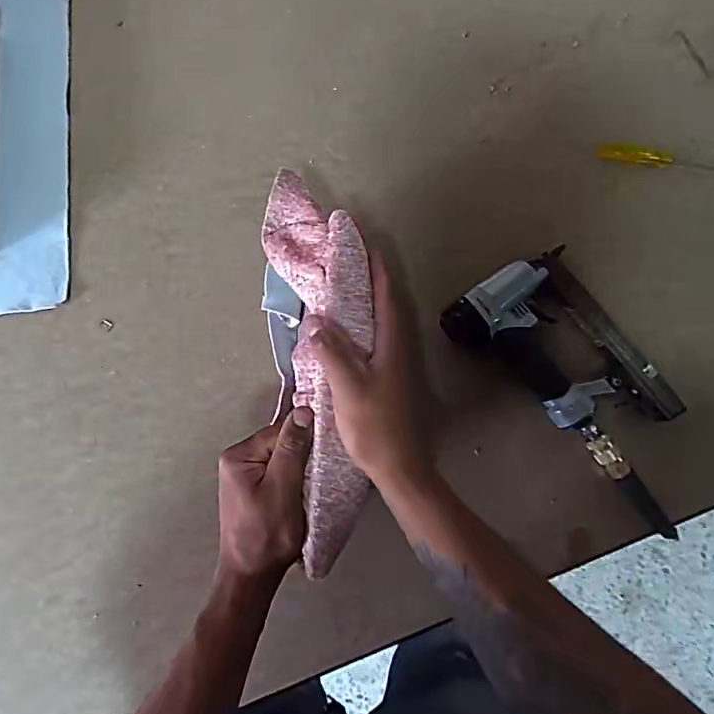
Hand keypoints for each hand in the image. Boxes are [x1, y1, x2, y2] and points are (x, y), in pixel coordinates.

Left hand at [216, 407, 313, 582]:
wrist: (253, 575)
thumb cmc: (267, 535)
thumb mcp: (283, 487)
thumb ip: (292, 448)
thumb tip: (303, 411)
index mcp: (239, 455)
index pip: (282, 430)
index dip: (306, 441)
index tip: (321, 457)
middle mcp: (238, 460)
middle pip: (283, 443)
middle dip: (303, 457)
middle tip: (314, 478)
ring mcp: (245, 476)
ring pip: (285, 459)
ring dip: (301, 471)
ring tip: (308, 489)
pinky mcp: (255, 490)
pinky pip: (281, 473)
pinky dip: (295, 481)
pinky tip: (302, 494)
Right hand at [303, 255, 428, 489]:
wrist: (396, 465)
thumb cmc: (375, 426)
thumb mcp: (349, 387)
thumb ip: (333, 353)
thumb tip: (317, 320)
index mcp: (391, 348)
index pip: (386, 301)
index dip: (378, 273)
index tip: (369, 248)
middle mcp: (395, 353)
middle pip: (383, 310)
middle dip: (370, 285)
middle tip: (351, 265)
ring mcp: (391, 368)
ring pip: (376, 329)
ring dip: (363, 308)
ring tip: (342, 293)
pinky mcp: (384, 382)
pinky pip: (369, 346)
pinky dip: (356, 332)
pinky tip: (340, 338)